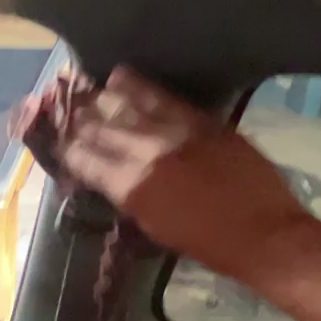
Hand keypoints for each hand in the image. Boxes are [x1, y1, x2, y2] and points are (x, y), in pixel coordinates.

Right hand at [58, 67, 317, 283]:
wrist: (265, 235)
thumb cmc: (206, 243)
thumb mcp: (153, 226)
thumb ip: (127, 194)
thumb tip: (108, 174)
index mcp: (131, 188)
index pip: (86, 160)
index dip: (67, 146)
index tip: (55, 136)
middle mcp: (147, 155)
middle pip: (102, 128)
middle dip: (77, 116)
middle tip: (60, 105)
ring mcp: (176, 134)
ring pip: (128, 107)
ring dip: (101, 97)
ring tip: (83, 87)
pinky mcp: (201, 122)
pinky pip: (164, 98)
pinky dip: (139, 86)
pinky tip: (121, 76)